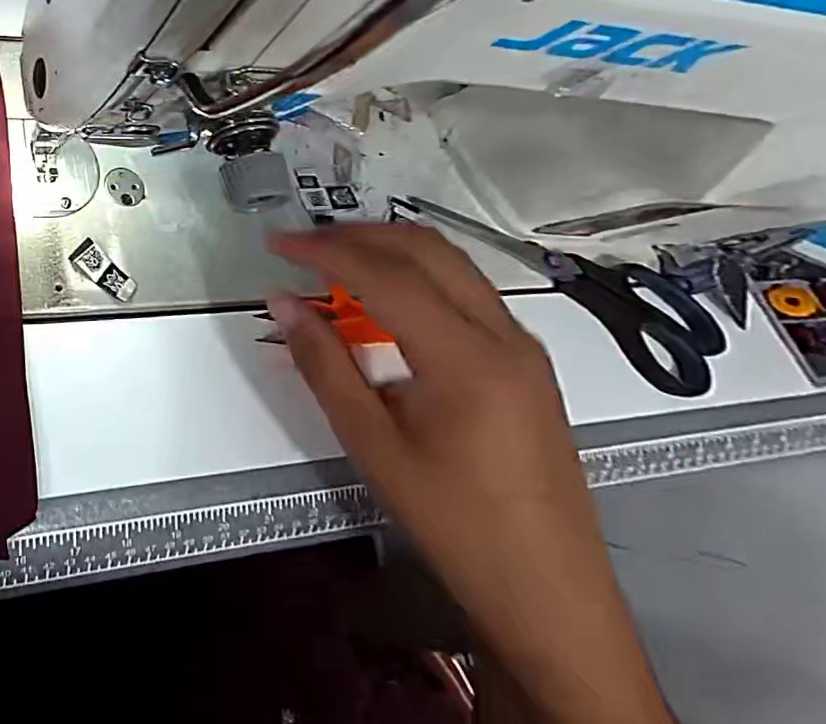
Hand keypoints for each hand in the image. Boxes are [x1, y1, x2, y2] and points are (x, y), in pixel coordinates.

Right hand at [267, 225, 673, 723]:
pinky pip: (466, 292)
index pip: (387, 275)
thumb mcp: (371, 444)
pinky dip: (417, 275)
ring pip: (452, 264)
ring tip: (333, 259)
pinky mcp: (526, 361)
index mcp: (467, 358)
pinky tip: (382, 299)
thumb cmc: (452, 521)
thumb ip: (323, 364)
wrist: (548, 590)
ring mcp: (523, 346)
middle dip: (358, 235)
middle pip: (426, 250)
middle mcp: (505, 335)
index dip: (325, 250)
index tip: (277, 243)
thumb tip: (283, 302)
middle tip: (302, 244)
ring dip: (389, 248)